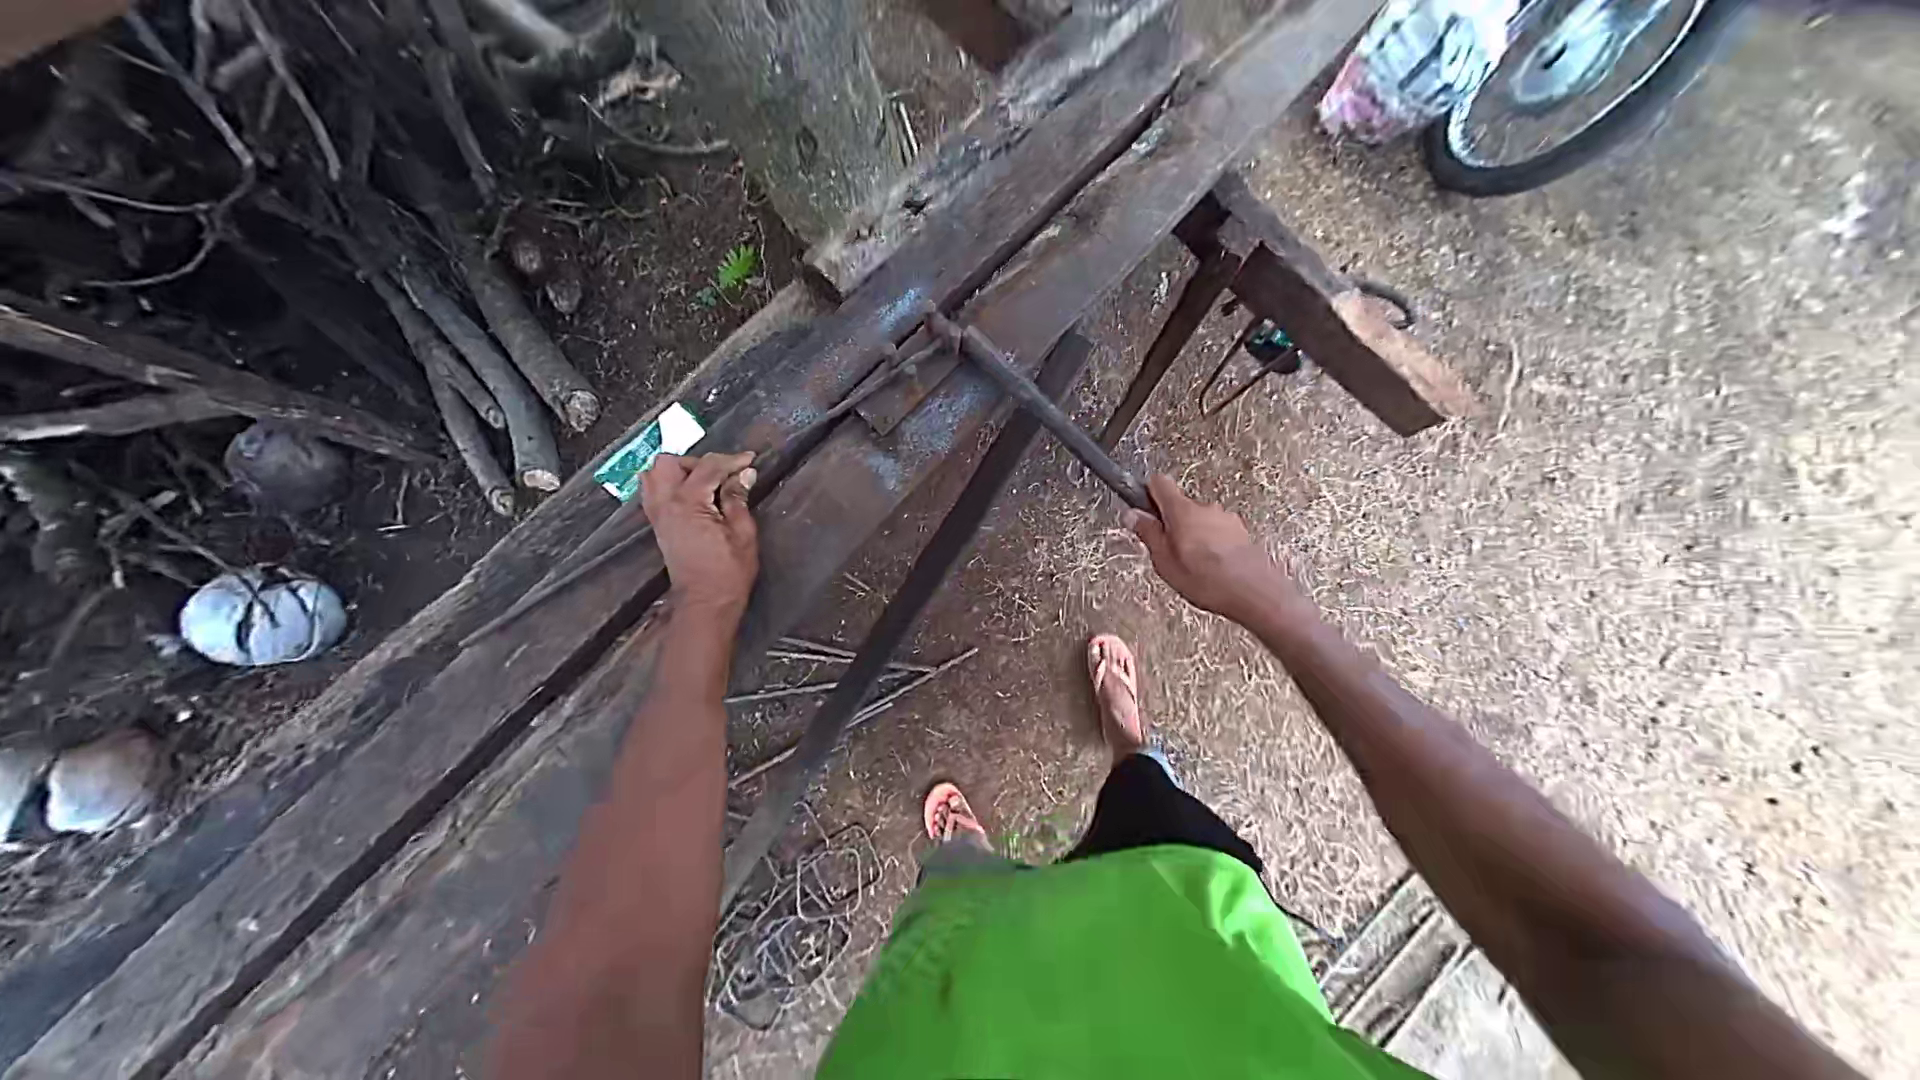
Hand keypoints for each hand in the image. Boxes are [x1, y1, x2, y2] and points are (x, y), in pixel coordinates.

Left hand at [640, 452, 758, 614]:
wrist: (706, 603)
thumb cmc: (729, 572)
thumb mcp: (743, 533)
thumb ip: (738, 498)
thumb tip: (744, 474)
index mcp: (687, 504)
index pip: (708, 467)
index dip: (731, 460)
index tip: (750, 460)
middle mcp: (665, 505)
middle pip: (670, 463)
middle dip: (699, 462)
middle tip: (724, 474)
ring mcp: (658, 515)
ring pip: (655, 475)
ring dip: (680, 471)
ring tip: (706, 482)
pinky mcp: (658, 526)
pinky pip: (654, 492)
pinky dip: (670, 485)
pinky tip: (692, 494)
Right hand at [1122, 474, 1307, 623]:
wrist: (1256, 593)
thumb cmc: (1209, 580)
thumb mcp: (1164, 561)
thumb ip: (1148, 534)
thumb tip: (1132, 515)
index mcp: (1182, 511)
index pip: (1159, 483)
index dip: (1147, 493)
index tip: (1142, 510)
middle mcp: (1205, 508)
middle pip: (1179, 505)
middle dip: (1170, 524)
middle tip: (1165, 551)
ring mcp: (1226, 519)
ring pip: (1199, 520)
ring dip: (1191, 535)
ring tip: (1190, 565)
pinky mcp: (1240, 533)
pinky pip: (1216, 532)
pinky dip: (1210, 544)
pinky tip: (1210, 568)